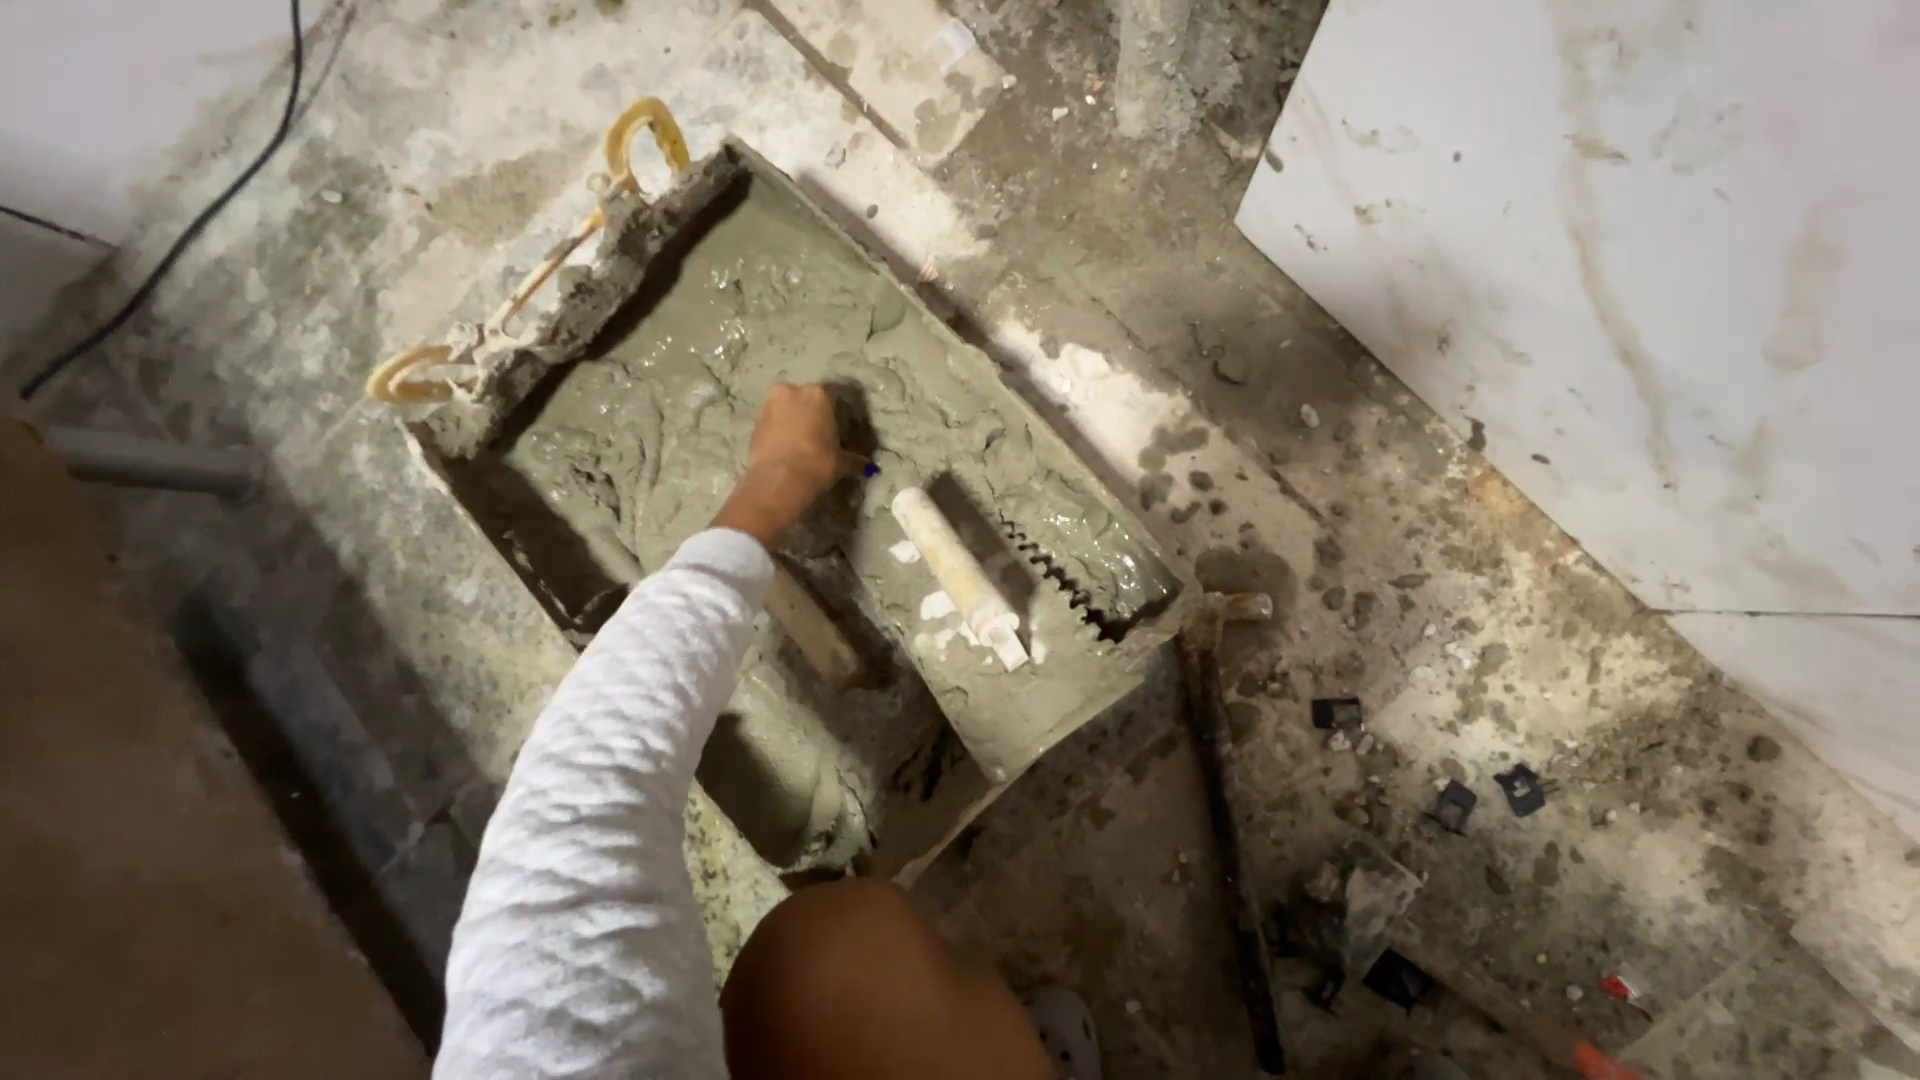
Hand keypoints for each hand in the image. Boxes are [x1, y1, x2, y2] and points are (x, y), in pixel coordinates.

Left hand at [711, 383, 864, 549]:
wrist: (779, 479)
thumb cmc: (818, 462)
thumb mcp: (841, 462)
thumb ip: (854, 460)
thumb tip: (868, 467)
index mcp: (817, 393)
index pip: (830, 398)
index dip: (834, 416)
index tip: (836, 431)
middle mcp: (791, 392)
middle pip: (803, 400)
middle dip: (809, 414)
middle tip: (817, 436)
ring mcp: (769, 405)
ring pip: (784, 410)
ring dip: (791, 422)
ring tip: (799, 445)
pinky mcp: (753, 423)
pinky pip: (771, 424)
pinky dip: (777, 433)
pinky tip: (784, 450)